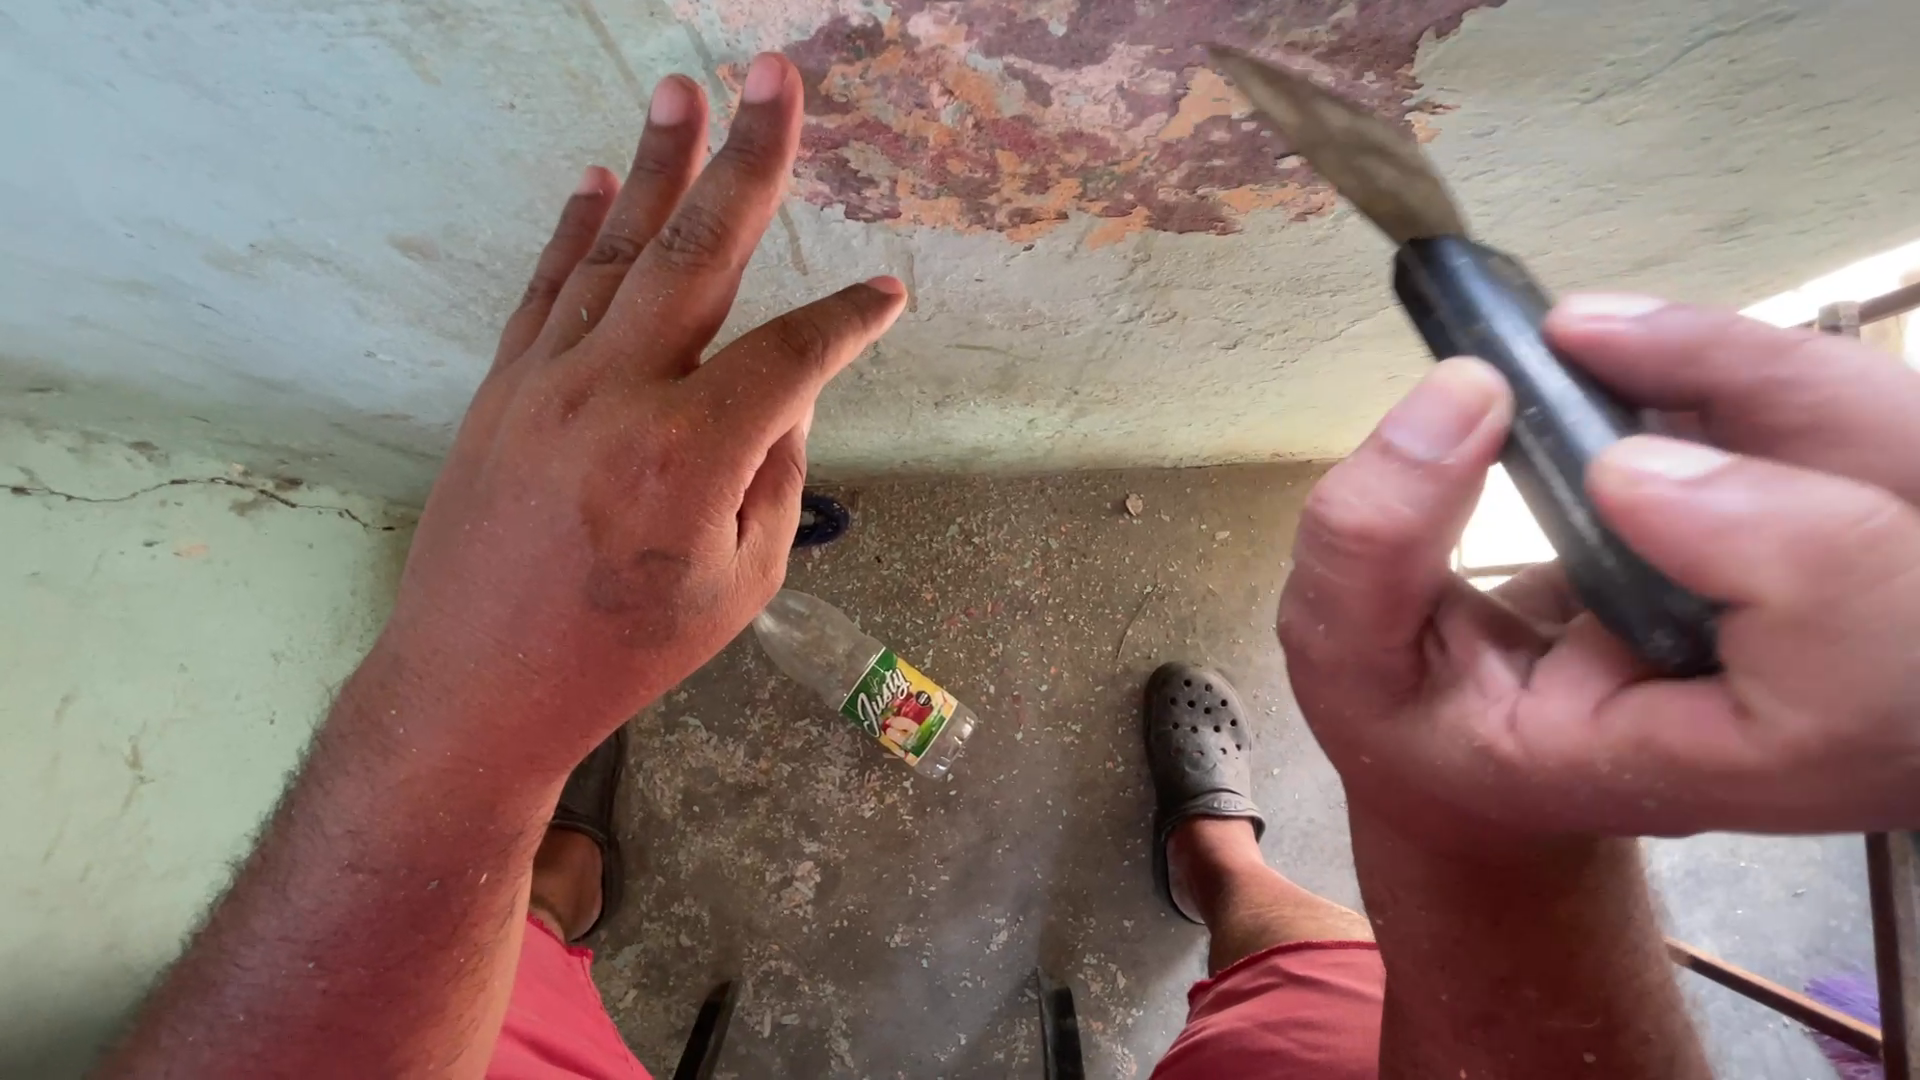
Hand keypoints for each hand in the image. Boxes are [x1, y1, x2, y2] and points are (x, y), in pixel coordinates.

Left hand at [369, 55, 905, 773]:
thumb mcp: (744, 581)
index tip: (887, 296)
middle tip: (773, 80)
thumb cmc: (631, 649)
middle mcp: (620, 393)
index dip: (848, 322)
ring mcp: (549, 380)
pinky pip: (549, 289)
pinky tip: (601, 182)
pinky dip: (577, 230)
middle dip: (748, 163)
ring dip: (658, 168)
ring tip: (686, 92)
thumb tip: (791, 396)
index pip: (793, 356)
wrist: (478, 685)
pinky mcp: (503, 388)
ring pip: (617, 252)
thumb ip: (779, 476)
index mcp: (694, 454)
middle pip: (698, 255)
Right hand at [1278, 295, 1919, 842]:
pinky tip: (1629, 362)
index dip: (1798, 568)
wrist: (1466, 739)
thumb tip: (1467, 387)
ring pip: (1898, 464)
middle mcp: (1810, 706)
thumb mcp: (1341, 645)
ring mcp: (1831, 627)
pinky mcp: (1812, 559)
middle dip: (1774, 403)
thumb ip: (1371, 543)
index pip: (1851, 707)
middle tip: (1584, 339)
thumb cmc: (1401, 713)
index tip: (1615, 469)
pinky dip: (1744, 372)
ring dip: (1754, 371)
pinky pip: (1847, 435)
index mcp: (1682, 764)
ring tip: (1594, 339)